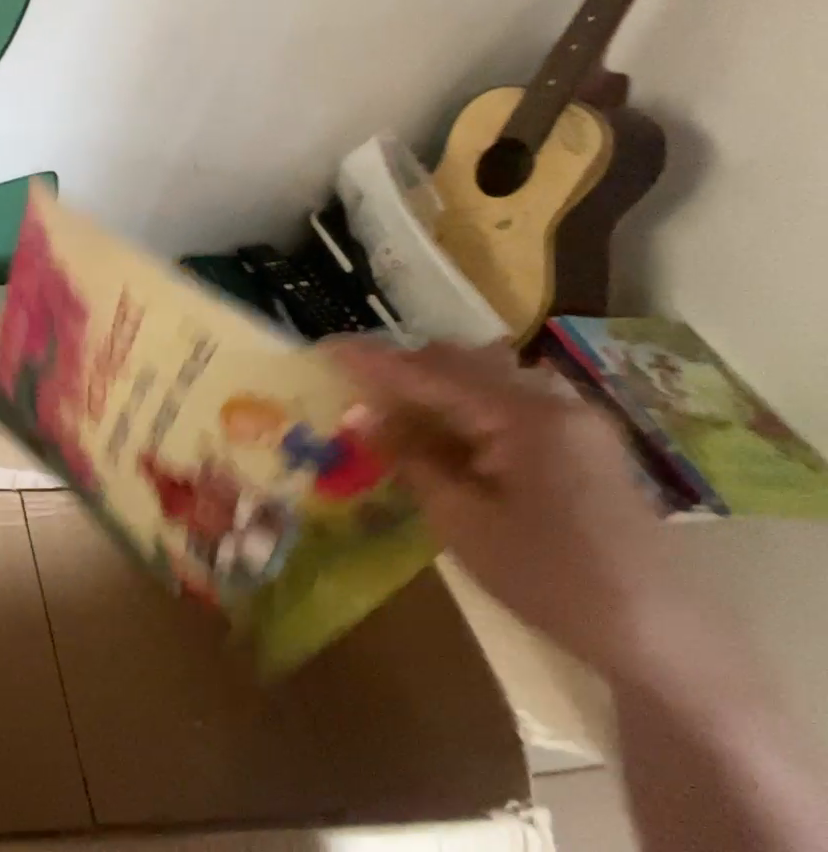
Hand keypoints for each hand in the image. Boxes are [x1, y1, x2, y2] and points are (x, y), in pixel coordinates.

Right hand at [327, 339, 679, 679]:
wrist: (659, 634)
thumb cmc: (550, 578)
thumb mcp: (462, 522)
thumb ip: (411, 461)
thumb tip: (363, 418)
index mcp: (526, 417)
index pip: (433, 374)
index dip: (374, 362)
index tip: (324, 350)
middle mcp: (554, 403)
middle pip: (463, 364)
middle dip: (402, 369)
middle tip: (349, 386)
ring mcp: (573, 422)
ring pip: (485, 381)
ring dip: (431, 388)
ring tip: (385, 412)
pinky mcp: (579, 444)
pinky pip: (506, 406)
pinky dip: (461, 410)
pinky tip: (435, 435)